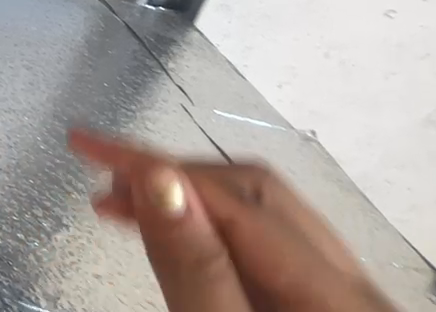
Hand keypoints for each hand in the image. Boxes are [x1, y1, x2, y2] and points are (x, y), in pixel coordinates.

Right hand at [70, 129, 398, 311]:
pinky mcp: (334, 306)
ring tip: (126, 204)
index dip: (144, 160)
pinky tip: (175, 230)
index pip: (225, 194)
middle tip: (102, 184)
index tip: (77, 140)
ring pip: (262, 208)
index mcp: (337, 295)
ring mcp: (352, 297)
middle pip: (252, 189)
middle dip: (167, 175)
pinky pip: (273, 240)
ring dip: (185, 195)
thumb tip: (152, 176)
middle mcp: (358, 287)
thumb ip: (192, 262)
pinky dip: (212, 222)